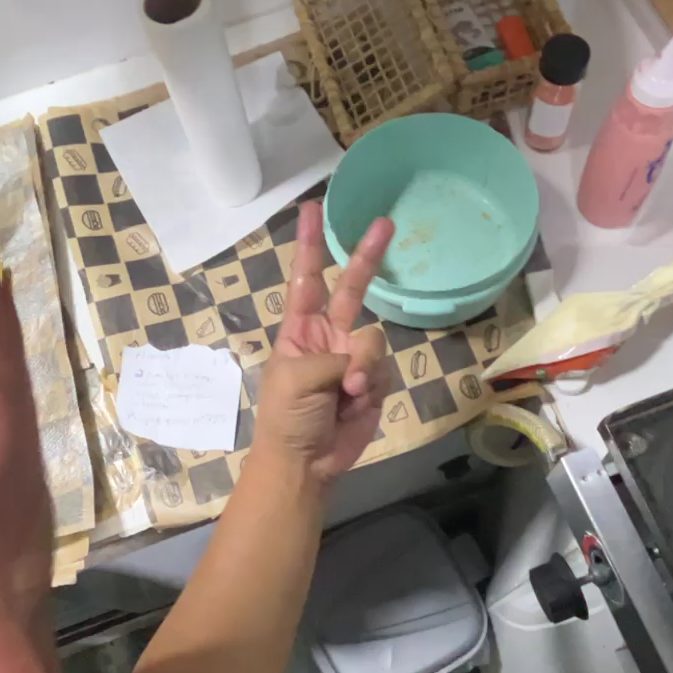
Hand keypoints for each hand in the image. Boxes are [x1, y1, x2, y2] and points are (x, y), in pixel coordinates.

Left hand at [254, 201, 394, 482]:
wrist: (306, 463)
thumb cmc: (286, 417)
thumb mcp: (296, 378)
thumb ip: (333, 356)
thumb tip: (362, 364)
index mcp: (299, 329)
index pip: (305, 278)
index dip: (309, 245)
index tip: (312, 210)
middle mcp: (329, 336)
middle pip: (352, 288)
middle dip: (367, 257)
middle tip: (385, 223)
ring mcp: (354, 358)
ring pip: (374, 340)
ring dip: (365, 366)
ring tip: (349, 392)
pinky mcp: (374, 382)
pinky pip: (385, 369)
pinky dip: (373, 386)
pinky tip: (357, 403)